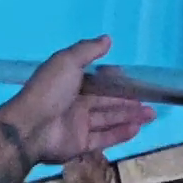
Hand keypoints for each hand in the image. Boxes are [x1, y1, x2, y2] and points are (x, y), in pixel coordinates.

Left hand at [0, 36, 155, 164]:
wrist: (31, 126)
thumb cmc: (50, 90)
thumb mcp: (67, 61)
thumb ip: (87, 50)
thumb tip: (108, 38)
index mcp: (69, 82)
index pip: (97, 80)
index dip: (114, 80)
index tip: (133, 79)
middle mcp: (74, 102)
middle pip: (106, 100)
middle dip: (128, 100)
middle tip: (151, 99)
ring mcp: (77, 124)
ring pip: (108, 119)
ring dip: (130, 116)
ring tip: (152, 114)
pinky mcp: (80, 144)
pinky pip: (104, 137)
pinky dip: (120, 133)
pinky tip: (137, 128)